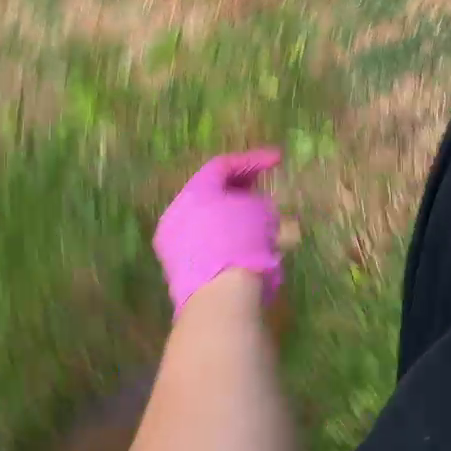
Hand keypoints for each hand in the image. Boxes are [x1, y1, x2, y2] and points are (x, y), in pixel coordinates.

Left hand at [153, 149, 283, 313]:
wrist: (220, 291)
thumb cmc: (243, 239)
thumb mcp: (258, 207)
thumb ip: (251, 196)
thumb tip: (246, 202)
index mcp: (194, 193)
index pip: (222, 166)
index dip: (253, 159)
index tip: (279, 159)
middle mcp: (176, 212)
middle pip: (209, 190)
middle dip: (239, 185)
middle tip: (264, 182)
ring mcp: (172, 241)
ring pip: (206, 215)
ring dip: (232, 209)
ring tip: (258, 212)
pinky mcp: (177, 263)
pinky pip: (203, 236)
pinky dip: (224, 229)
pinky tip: (245, 236)